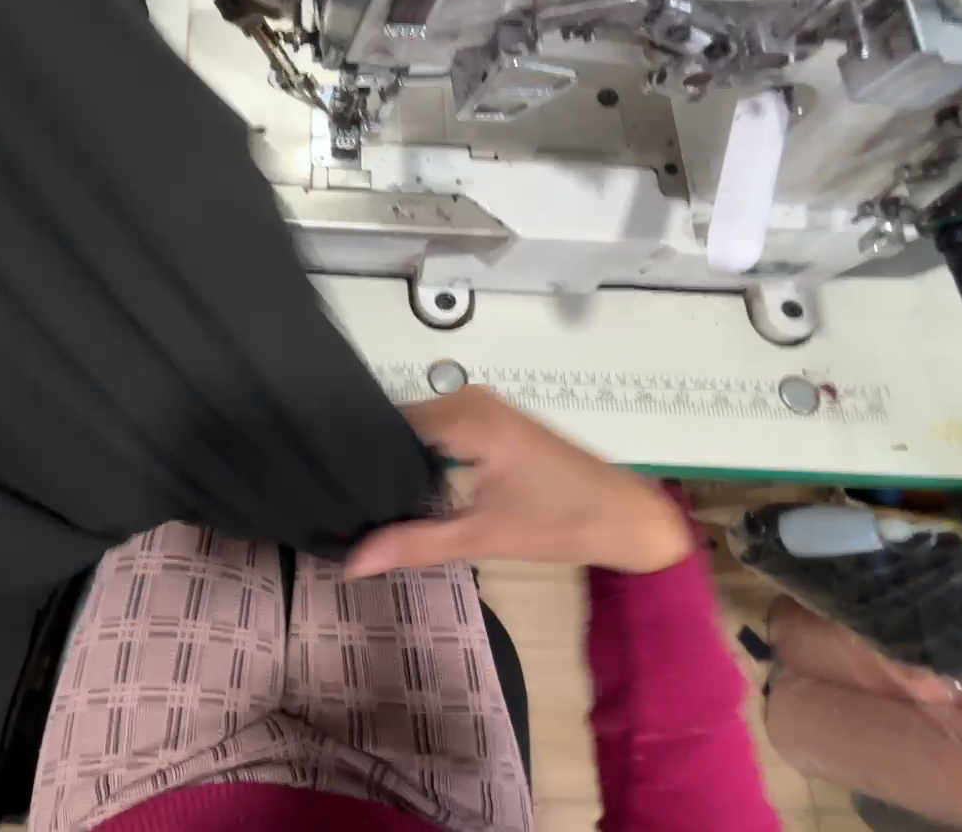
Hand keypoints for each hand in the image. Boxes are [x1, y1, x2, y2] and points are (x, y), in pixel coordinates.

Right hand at [346, 387, 692, 576]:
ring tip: (367, 492)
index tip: (334, 486)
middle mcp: (468, 398)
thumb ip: (413, 544)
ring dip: (399, 454)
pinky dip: (422, 450)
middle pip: (401, 422)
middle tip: (345, 497)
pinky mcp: (491, 414)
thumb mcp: (481, 537)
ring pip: (419, 424)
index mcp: (465, 418)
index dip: (362, 456)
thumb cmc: (560, 523)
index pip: (389, 425)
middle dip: (377, 457)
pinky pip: (440, 425)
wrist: (627, 515)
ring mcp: (481, 402)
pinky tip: (407, 480)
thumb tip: (352, 562)